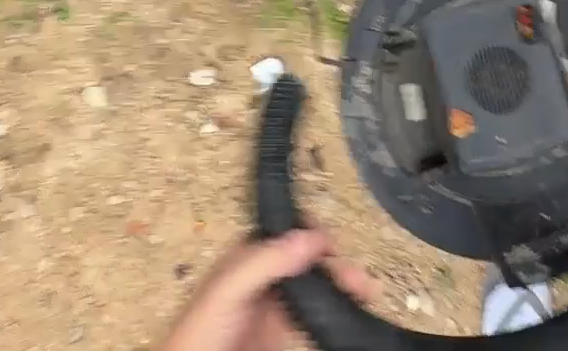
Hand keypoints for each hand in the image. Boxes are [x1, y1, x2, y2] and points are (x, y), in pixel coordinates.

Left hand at [156, 229, 375, 350]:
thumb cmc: (201, 335)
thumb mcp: (227, 293)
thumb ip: (265, 262)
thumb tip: (311, 236)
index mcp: (250, 257)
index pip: (289, 232)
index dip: (314, 233)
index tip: (334, 246)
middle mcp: (266, 276)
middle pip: (309, 259)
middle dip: (337, 263)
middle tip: (359, 281)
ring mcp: (276, 306)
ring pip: (317, 285)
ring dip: (342, 285)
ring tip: (366, 294)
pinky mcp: (283, 333)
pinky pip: (314, 315)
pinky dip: (335, 309)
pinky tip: (352, 311)